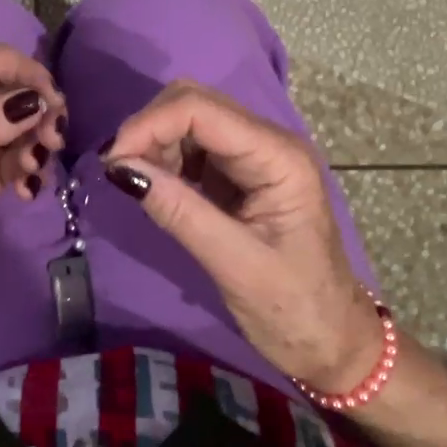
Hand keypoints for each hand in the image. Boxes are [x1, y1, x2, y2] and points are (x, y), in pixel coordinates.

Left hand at [0, 43, 66, 282]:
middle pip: (15, 91)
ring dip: (38, 141)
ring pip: (24, 125)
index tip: (51, 98)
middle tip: (53, 137)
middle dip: (39, 109)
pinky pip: (22, 160)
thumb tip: (36, 102)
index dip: (25, 72)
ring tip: (34, 167)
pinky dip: (31, 170)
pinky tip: (26, 190)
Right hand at [102, 80, 382, 391]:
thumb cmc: (295, 309)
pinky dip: (164, 155)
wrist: (334, 345)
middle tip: (121, 171)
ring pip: (188, 117)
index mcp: (278, 157)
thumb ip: (178, 210)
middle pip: (193, 102)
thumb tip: (119, 168)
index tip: (113, 162)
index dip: (149, 124)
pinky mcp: (239, 170)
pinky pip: (191, 143)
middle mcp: (267, 141)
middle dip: (149, 128)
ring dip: (154, 141)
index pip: (200, 109)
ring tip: (139, 183)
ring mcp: (253, 154)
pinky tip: (157, 186)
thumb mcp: (234, 264)